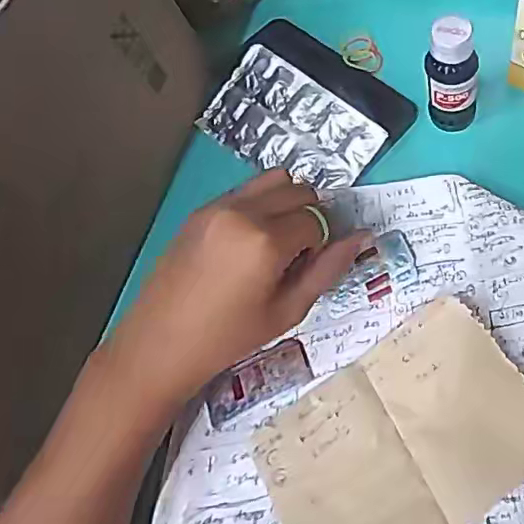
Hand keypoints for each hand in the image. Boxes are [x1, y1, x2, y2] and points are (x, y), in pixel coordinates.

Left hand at [90, 170, 368, 420]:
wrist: (160, 343)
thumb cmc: (229, 337)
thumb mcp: (288, 310)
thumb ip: (328, 269)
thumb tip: (363, 237)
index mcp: (265, 240)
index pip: (317, 220)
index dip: (322, 243)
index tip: (309, 267)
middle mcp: (242, 211)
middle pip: (300, 190)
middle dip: (311, 216)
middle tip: (298, 254)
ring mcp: (217, 206)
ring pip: (275, 179)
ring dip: (288, 202)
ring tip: (277, 241)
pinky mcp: (201, 209)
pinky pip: (246, 190)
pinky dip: (262, 204)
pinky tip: (250, 242)